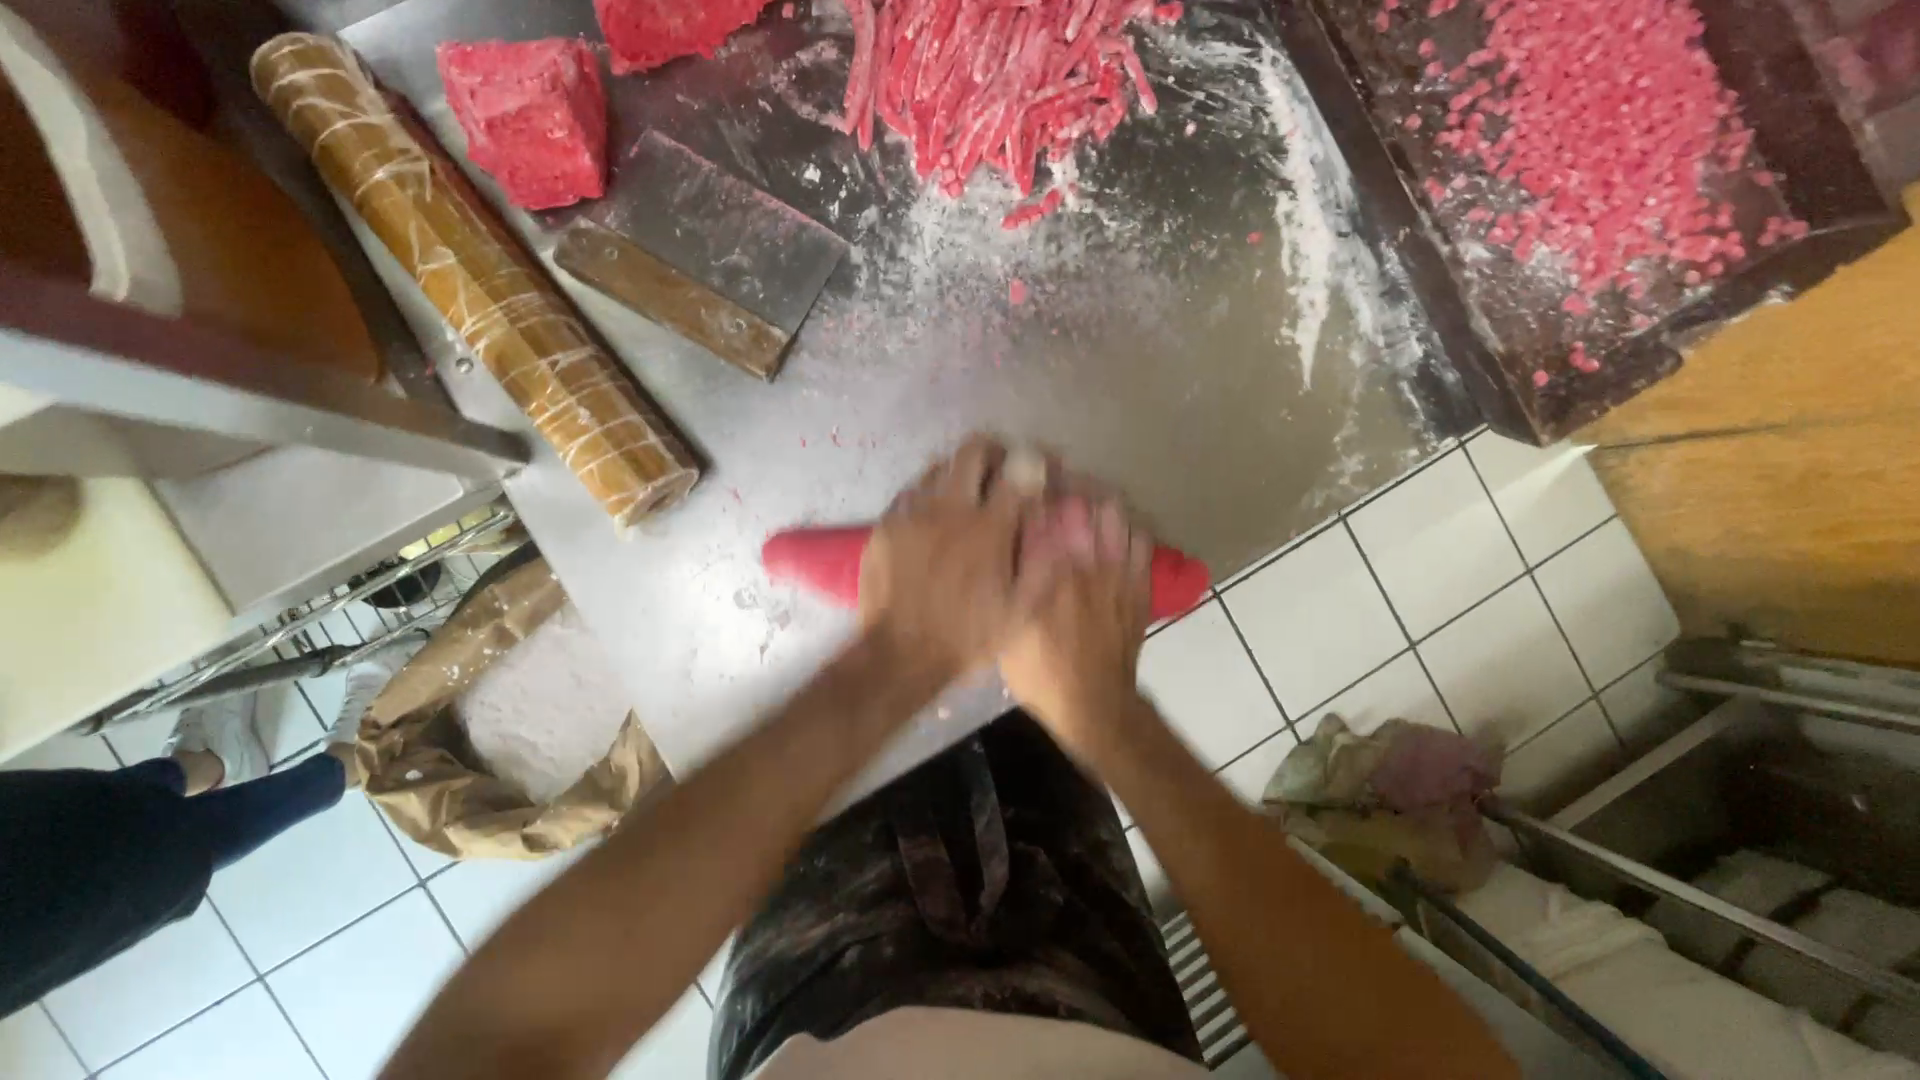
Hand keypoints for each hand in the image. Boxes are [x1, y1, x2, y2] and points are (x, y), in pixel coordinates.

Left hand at [858, 435, 1035, 683]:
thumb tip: (1059, 526)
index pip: (1019, 470)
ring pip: (938, 466)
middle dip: (993, 453)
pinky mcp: (885, 525)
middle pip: (974, 450)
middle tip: (999, 473)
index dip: (1034, 465)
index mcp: (989, 529)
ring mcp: (912, 514)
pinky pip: (910, 493)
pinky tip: (931, 521)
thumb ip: (1043, 563)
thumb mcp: (1020, 612)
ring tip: (964, 499)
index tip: (1039, 471)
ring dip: (958, 475)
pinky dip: (927, 497)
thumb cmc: (968, 637)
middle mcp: (950, 509)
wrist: (900, 656)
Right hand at [1000, 496, 1154, 760]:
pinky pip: (1139, 538)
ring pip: (1112, 513)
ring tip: (1085, 506)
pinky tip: (1114, 533)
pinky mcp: (1138, 583)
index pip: (1038, 511)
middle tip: (1053, 491)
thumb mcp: (1006, 630)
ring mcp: (1115, 570)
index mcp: (1043, 571)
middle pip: (1077, 503)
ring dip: (1097, 504)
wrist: (1094, 704)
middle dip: (1064, 492)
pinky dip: (1127, 528)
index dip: (1031, 493)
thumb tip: (1002, 542)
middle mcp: (1080, 562)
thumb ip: (1006, 583)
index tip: (1024, 486)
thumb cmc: (1039, 672)